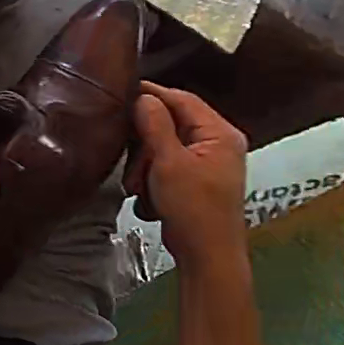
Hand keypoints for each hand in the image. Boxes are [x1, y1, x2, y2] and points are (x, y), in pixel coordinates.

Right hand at [121, 82, 247, 267]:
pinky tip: (145, 193)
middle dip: (145, 141)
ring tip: (137, 185)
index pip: (183, 99)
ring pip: (164, 146)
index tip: (123, 90)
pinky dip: (151, 175)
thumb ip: (155, 126)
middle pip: (171, 123)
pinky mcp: (195, 179)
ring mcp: (207, 162)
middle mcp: (217, 143)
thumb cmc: (192, 207)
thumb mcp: (168, 163)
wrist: (207, 254)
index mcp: (220, 134)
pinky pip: (166, 164)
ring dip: (144, 163)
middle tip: (126, 156)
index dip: (153, 93)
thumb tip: (143, 97)